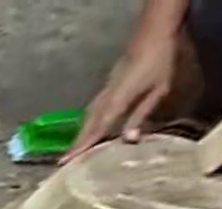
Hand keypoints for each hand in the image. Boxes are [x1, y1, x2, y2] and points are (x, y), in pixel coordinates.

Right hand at [66, 33, 176, 160]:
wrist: (152, 33)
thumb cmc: (159, 60)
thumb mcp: (158, 89)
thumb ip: (141, 114)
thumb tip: (129, 140)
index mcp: (116, 102)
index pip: (96, 129)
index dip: (81, 146)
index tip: (65, 161)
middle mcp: (105, 100)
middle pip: (87, 126)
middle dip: (75, 144)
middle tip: (63, 162)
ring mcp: (104, 93)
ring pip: (87, 119)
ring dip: (80, 134)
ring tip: (73, 149)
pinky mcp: (106, 89)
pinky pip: (92, 111)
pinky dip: (87, 123)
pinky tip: (87, 128)